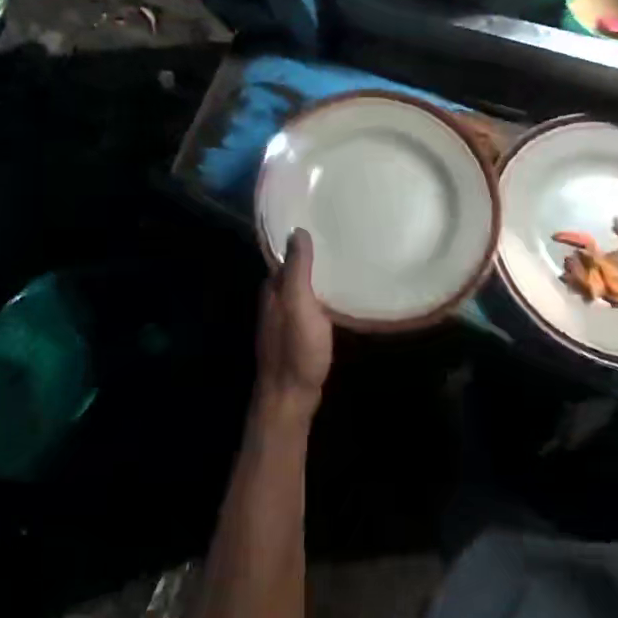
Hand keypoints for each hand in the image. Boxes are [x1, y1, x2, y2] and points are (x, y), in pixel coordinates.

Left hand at [256, 229, 331, 416]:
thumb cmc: (297, 347)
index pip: (285, 254)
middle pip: (293, 270)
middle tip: (339, 237)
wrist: (291, 396)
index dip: (300, 239)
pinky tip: (338, 295)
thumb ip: (297, 268)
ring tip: (344, 260)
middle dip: (311, 255)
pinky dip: (320, 296)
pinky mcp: (297, 334)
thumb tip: (296, 230)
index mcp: (273, 287)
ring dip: (317, 276)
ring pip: (301, 288)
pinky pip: (308, 305)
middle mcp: (274, 299)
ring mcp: (285, 318)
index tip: (321, 221)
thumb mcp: (299, 303)